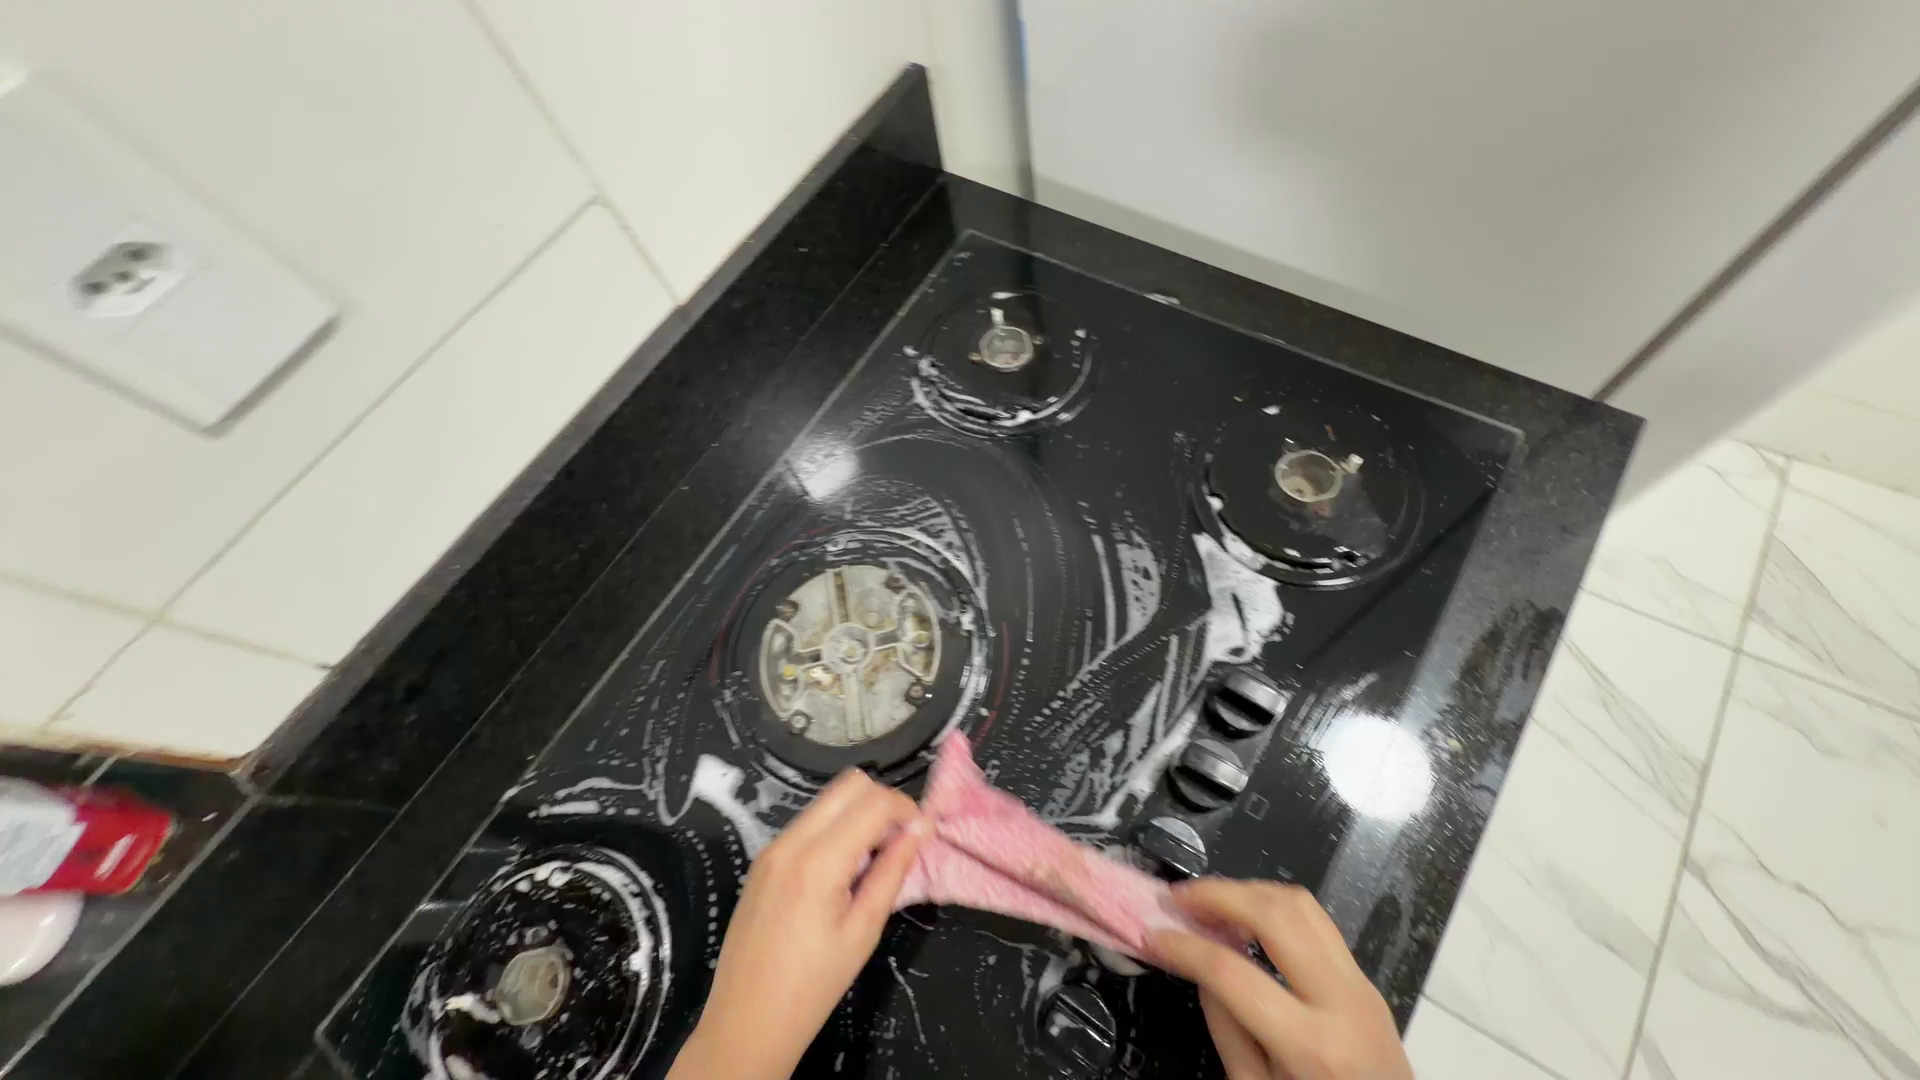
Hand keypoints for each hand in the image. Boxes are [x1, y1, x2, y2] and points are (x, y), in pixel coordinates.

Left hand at [668, 769, 926, 1079]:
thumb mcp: (863, 931)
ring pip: (828, 799)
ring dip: (858, 813)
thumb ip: (893, 871)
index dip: (905, 807)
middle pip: (849, 784)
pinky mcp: (764, 858)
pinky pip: (809, 821)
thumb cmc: (812, 986)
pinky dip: (835, 828)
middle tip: (899, 840)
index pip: (873, 801)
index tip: (922, 832)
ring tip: (872, 858)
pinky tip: (843, 869)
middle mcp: (791, 841)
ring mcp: (772, 846)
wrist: (745, 1021)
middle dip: (883, 802)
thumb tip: (921, 829)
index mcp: (818, 861)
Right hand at [1150, 879, 1412, 1079]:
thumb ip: (1226, 1029)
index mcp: (1311, 1047)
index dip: (1185, 947)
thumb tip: (1199, 964)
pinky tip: (1245, 914)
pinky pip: (1315, 920)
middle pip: (1274, 917)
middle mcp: (1342, 1002)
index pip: (1233, 973)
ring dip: (1246, 890)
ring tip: (1208, 900)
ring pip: (1299, 904)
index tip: (1153, 932)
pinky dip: (1272, 904)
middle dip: (1217, 896)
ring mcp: (1360, 983)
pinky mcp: (1363, 977)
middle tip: (1177, 898)